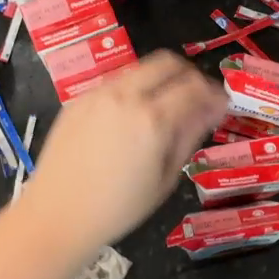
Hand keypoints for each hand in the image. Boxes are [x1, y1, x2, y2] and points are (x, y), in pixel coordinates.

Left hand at [18, 51, 229, 250]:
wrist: (57, 215)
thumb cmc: (118, 209)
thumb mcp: (165, 179)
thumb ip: (189, 137)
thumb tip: (211, 111)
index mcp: (152, 120)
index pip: (194, 88)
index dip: (214, 94)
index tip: (221, 106)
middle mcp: (125, 97)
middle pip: (167, 63)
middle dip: (188, 75)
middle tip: (196, 97)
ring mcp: (97, 95)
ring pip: (138, 69)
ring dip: (159, 80)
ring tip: (164, 108)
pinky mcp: (77, 101)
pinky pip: (114, 84)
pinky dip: (132, 91)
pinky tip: (130, 119)